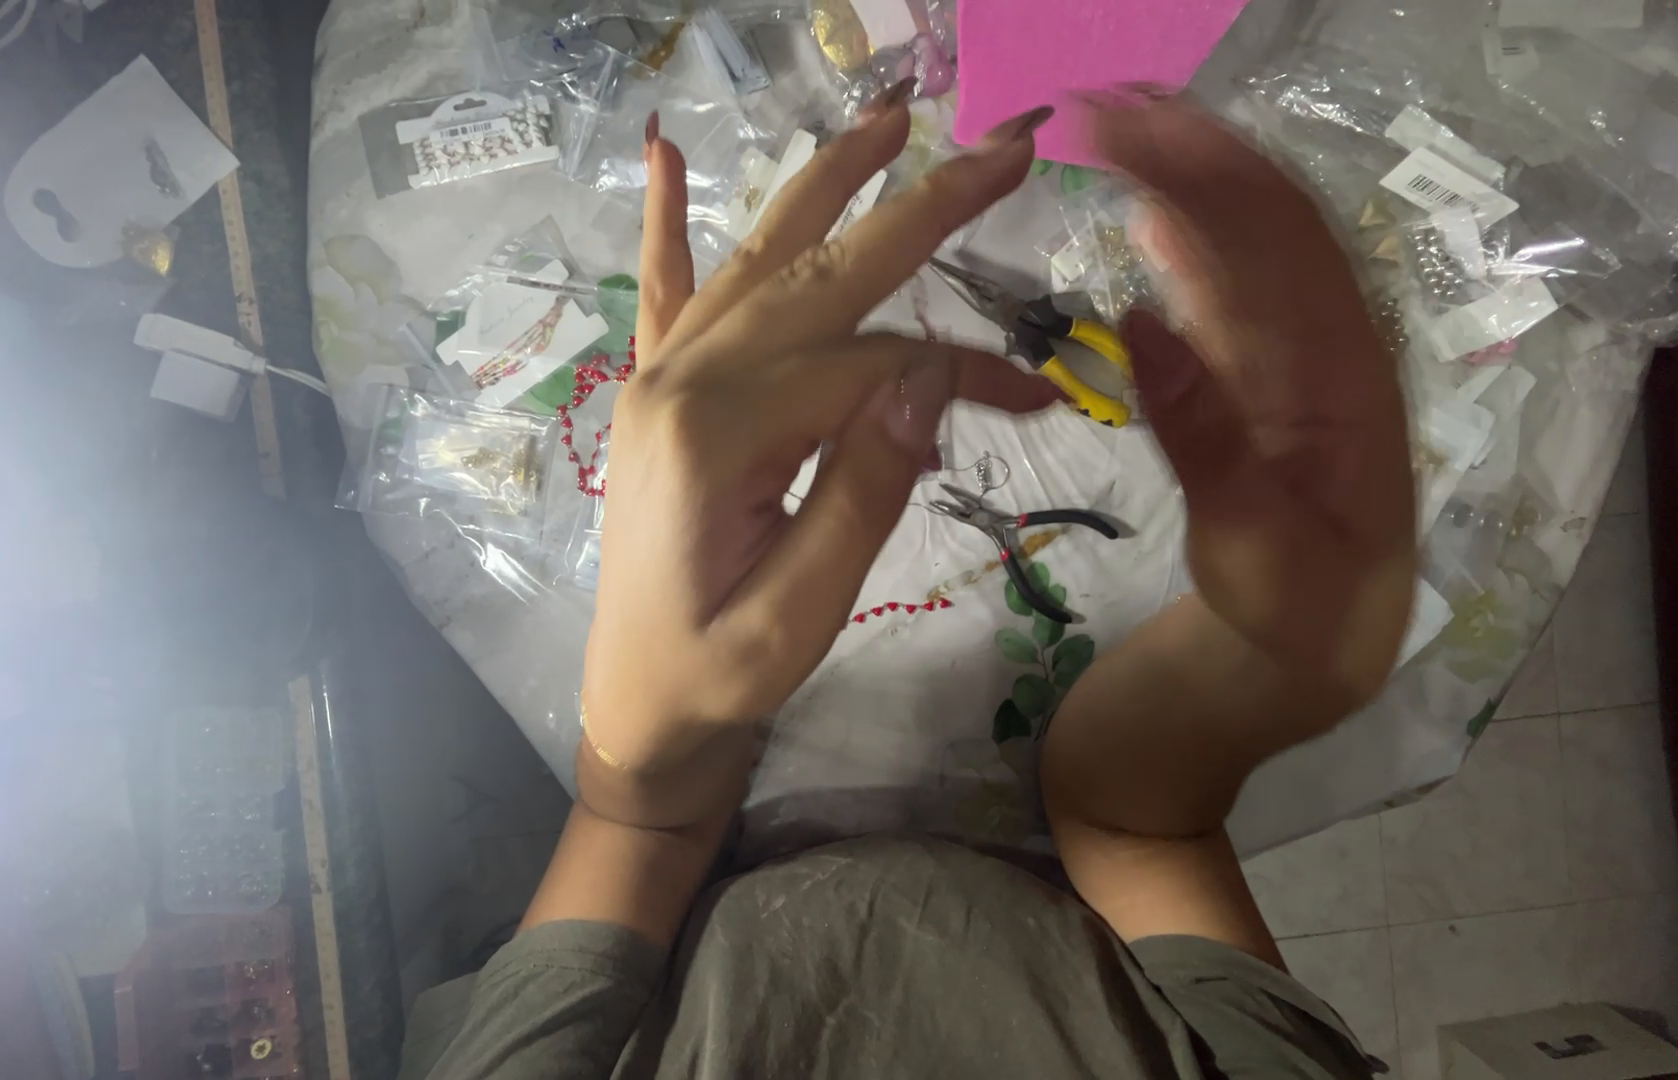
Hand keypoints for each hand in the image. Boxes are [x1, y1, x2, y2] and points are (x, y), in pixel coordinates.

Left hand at [577, 100, 1062, 827]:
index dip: (962, 372)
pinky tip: (667, 154)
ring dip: (824, 187)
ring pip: (754, 261)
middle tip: (1001, 151)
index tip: (1040, 395)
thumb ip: (862, 490)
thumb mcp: (802, 612)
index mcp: (717, 436)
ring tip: (887, 120)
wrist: (637, 698)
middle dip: (915, 210)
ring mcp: (657, 381)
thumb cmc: (719, 672)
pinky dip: (668, 220)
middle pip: (816, 277)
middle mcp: (680, 382)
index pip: (867, 368)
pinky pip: (665, 292)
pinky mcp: (652, 396)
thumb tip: (928, 379)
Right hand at [1093, 94, 1415, 706]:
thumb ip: (1208, 442)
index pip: (1288, 253)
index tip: (1134, 126)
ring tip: (1123, 141)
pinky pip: (1225, 320)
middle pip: (1270, 238)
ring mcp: (1289, 385)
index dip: (1216, 178)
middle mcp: (1331, 367)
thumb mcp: (1249, 554)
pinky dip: (1189, 265)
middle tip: (1107, 109)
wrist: (1269, 685)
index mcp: (1349, 394)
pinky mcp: (1251, 408)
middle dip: (1196, 163)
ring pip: (1246, 269)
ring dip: (1190, 199)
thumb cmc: (1273, 634)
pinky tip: (1152, 227)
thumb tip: (1141, 324)